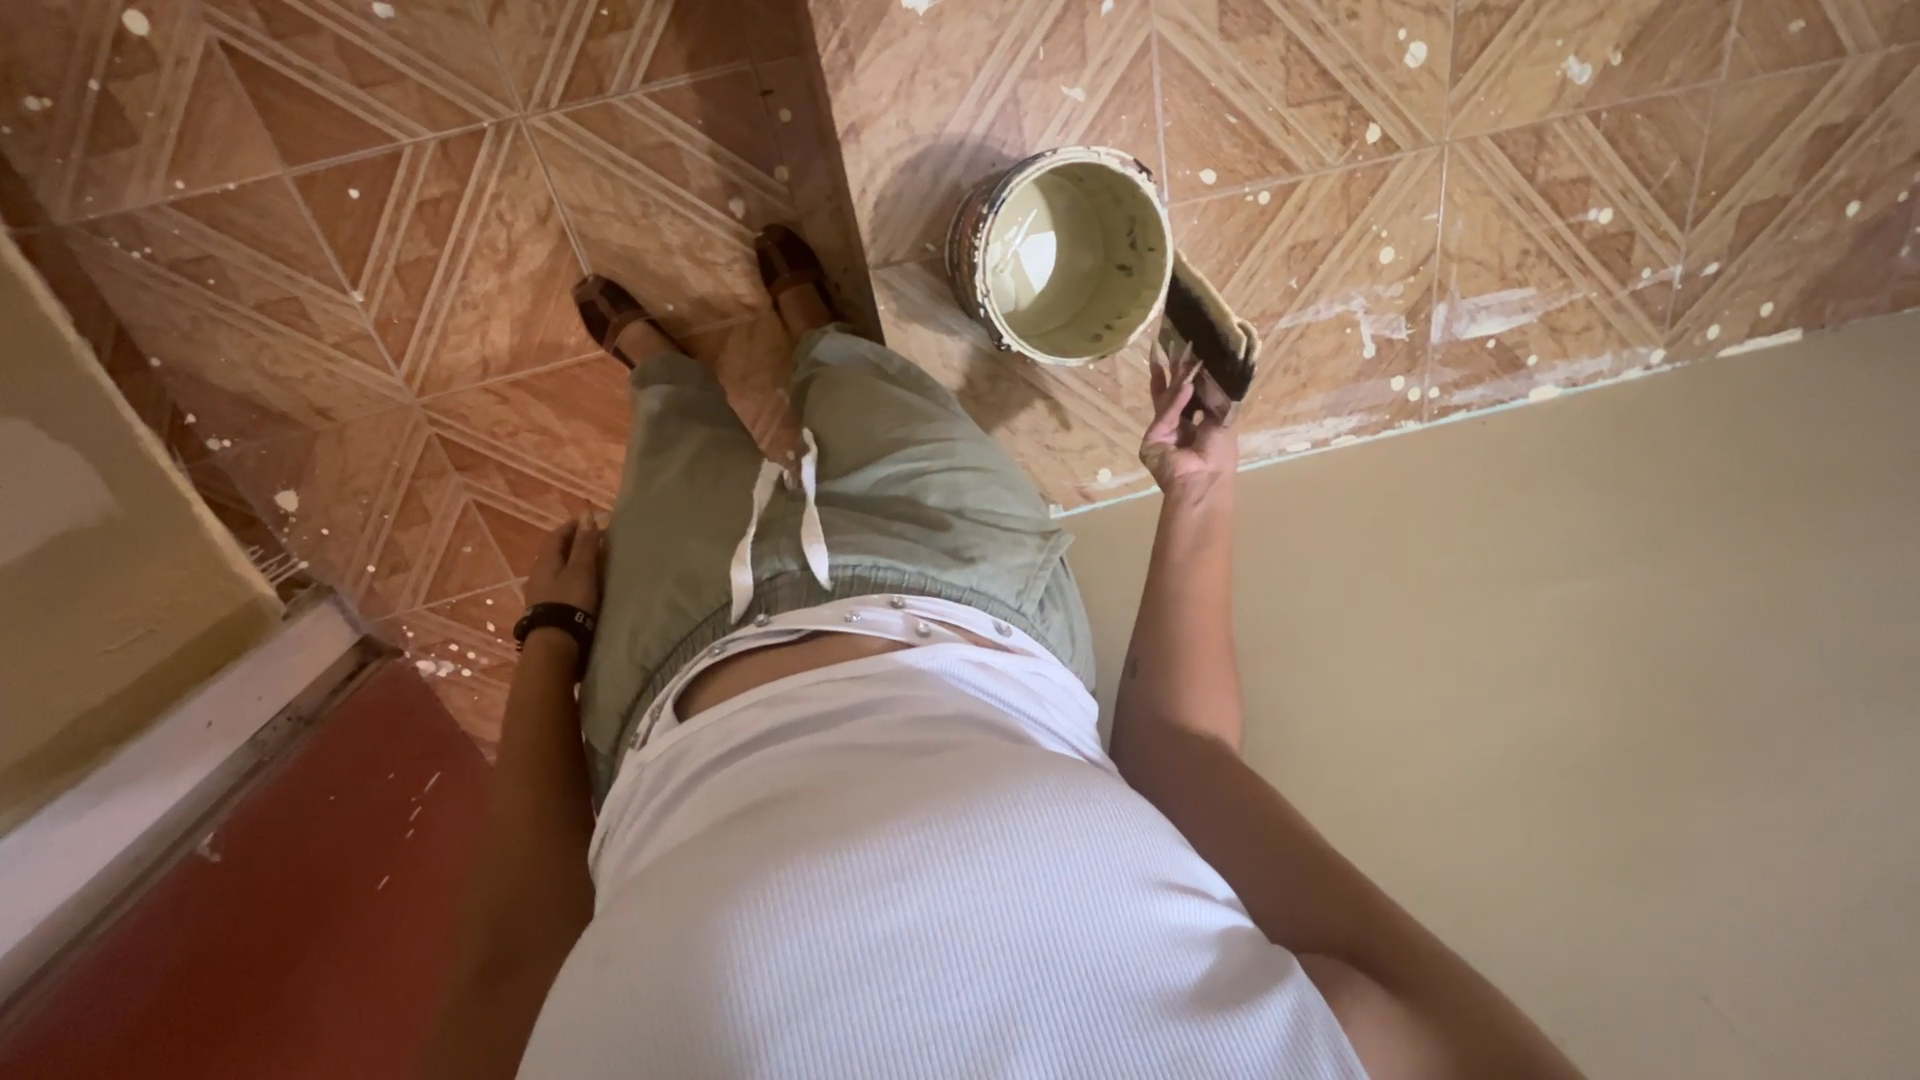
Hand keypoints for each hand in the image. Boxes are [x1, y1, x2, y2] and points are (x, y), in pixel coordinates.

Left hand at [526, 512, 604, 616]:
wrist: (556, 640)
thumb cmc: (570, 599)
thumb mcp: (582, 569)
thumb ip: (585, 544)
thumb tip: (586, 513)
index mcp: (545, 560)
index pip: (557, 535)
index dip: (572, 526)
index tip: (589, 522)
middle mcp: (538, 573)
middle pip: (555, 552)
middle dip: (573, 544)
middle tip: (594, 541)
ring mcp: (539, 592)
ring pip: (556, 568)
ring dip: (572, 562)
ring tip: (591, 563)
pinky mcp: (546, 606)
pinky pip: (558, 583)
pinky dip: (571, 577)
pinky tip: (581, 584)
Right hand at [1141, 343, 1236, 501]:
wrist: (1203, 483)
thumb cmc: (1220, 456)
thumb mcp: (1224, 421)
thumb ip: (1215, 397)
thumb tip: (1210, 371)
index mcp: (1199, 427)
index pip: (1194, 396)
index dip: (1194, 376)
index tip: (1195, 353)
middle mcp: (1179, 429)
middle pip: (1175, 394)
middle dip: (1176, 371)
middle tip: (1176, 344)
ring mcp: (1163, 433)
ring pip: (1166, 401)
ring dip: (1170, 378)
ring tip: (1173, 351)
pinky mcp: (1152, 438)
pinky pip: (1164, 415)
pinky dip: (1175, 400)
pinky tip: (1184, 385)